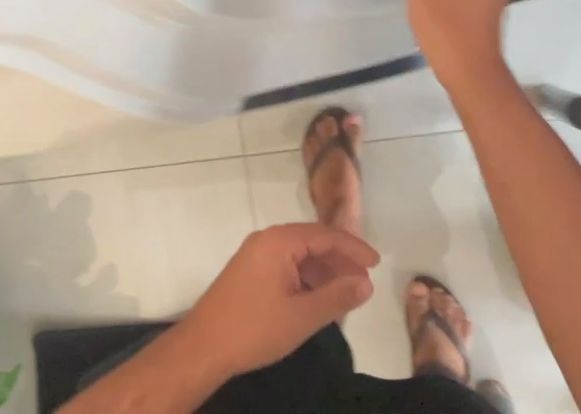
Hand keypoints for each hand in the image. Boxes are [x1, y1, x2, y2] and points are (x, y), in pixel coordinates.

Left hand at [175, 224, 378, 375]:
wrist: (204, 347)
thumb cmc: (255, 328)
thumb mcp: (302, 316)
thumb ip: (337, 297)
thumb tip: (365, 283)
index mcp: (279, 241)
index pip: (325, 235)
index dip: (353, 248)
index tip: (377, 263)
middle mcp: (266, 240)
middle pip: (312, 242)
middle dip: (340, 261)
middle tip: (364, 283)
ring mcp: (255, 255)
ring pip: (299, 255)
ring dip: (323, 272)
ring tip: (346, 294)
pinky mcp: (249, 271)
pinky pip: (286, 266)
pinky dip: (306, 279)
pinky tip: (319, 299)